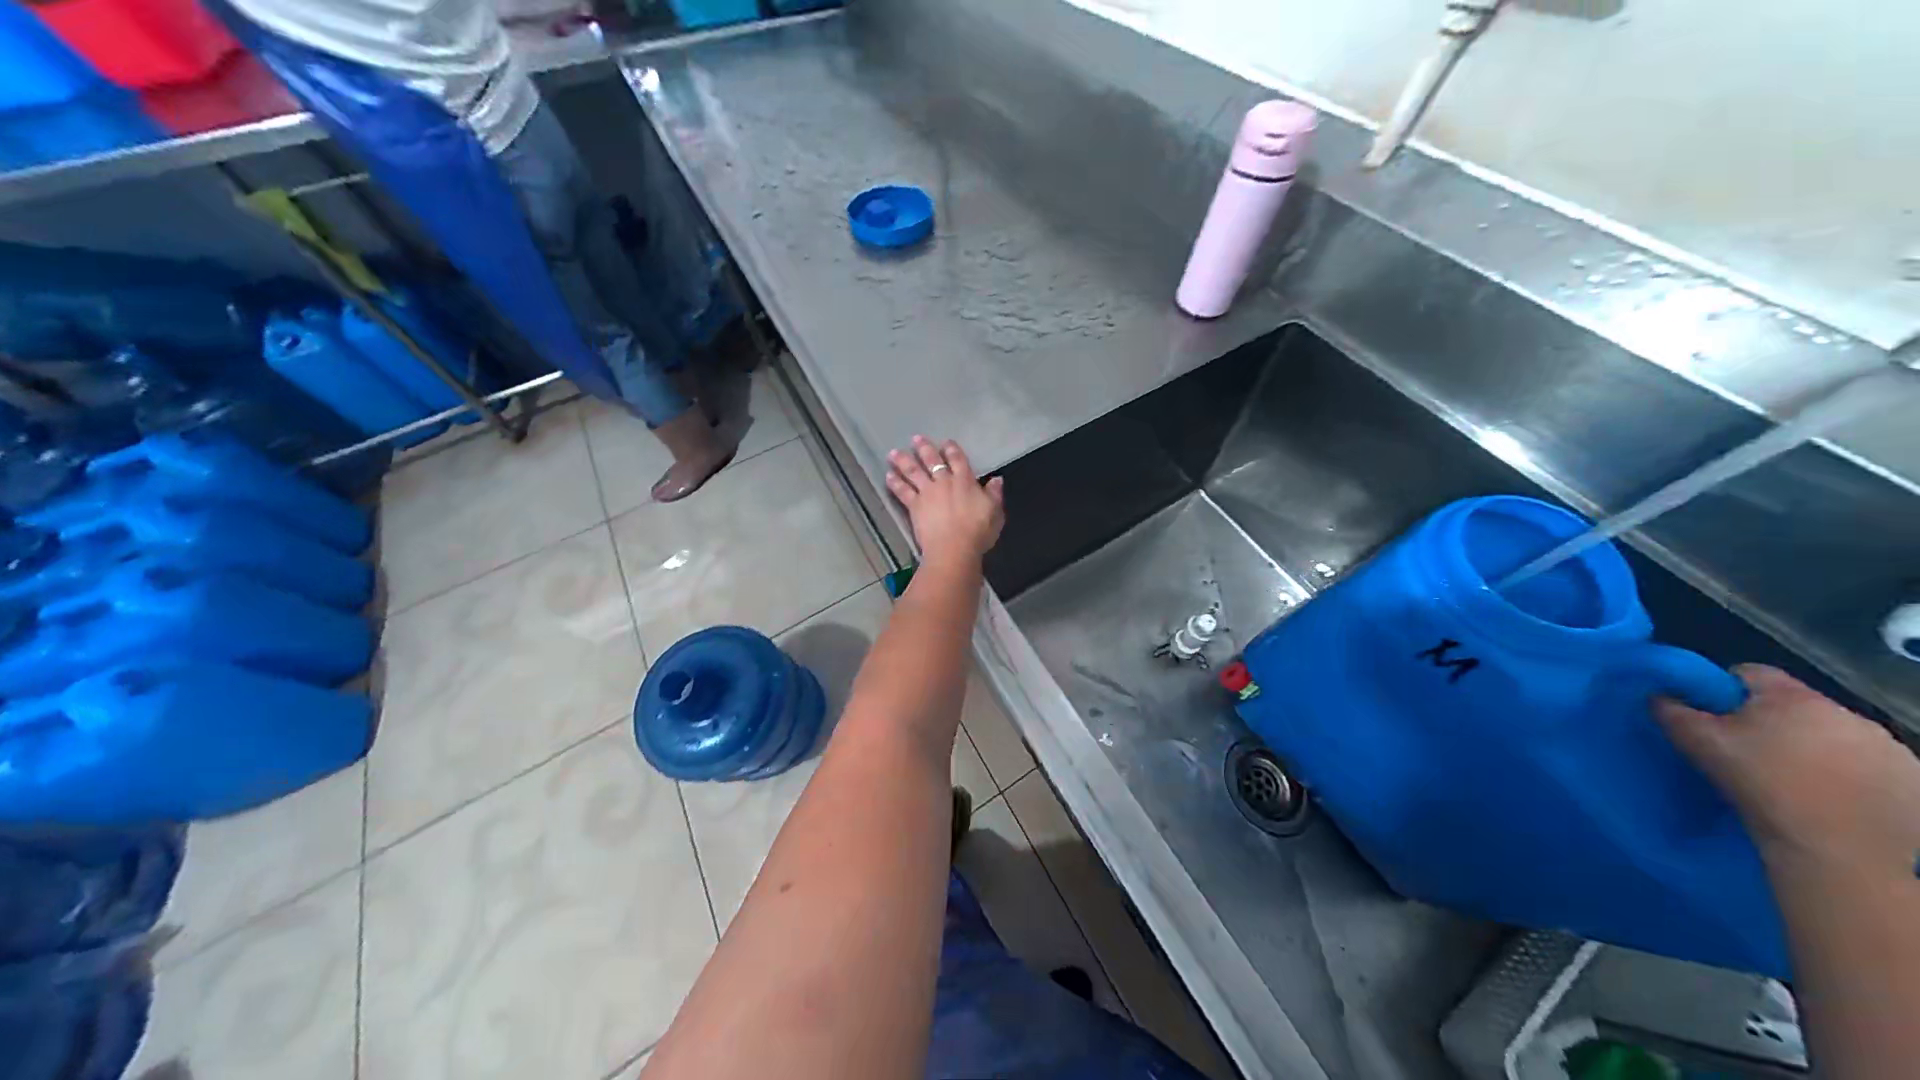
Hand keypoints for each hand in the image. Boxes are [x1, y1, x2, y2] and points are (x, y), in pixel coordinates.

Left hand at [884, 436, 1004, 570]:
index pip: (958, 459)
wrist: (954, 548)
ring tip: (894, 452)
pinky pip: (902, 491)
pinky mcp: (914, 506)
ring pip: (913, 471)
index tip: (946, 442)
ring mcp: (927, 492)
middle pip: (932, 461)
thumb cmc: (978, 532)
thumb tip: (997, 479)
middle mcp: (944, 482)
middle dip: (924, 448)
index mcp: (965, 481)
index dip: (952, 449)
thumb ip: (994, 494)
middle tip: (916, 438)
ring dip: (904, 461)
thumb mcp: (995, 512)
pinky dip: (895, 483)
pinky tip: (888, 476)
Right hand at [1656, 665, 1919, 879]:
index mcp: (1793, 697)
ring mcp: (1888, 747)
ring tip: (1790, 778)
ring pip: (1831, 734)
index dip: (1721, 690)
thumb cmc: (1762, 784)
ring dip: (1810, 747)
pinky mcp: (1911, 779)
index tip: (1709, 717)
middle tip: (1744, 751)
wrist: (1840, 850)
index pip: (1747, 672)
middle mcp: (1847, 712)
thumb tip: (1659, 695)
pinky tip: (1830, 796)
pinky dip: (1846, 772)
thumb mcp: (1699, 744)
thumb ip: (1671, 711)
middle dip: (1768, 721)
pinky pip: (1866, 763)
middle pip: (1792, 705)